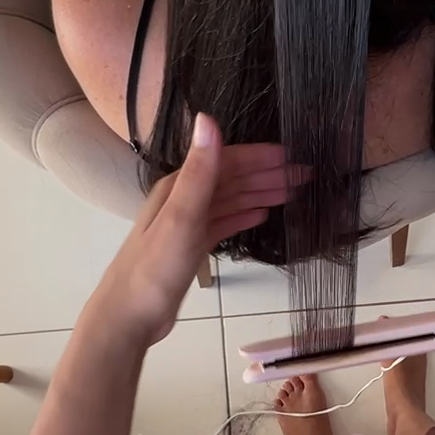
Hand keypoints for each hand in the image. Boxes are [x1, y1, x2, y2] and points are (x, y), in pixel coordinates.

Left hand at [82, 114, 291, 347]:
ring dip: (260, 193)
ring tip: (292, 193)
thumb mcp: (182, 216)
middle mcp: (184, 199)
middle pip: (232, 178)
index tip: (294, 156)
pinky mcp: (191, 246)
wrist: (130, 316)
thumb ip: (199, 171)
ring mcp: (187, 223)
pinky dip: (243, 216)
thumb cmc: (155, 269)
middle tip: (305, 175)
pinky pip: (223, 223)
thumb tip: (208, 119)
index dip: (261, 157)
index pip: (227, 160)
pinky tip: (262, 216)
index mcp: (181, 186)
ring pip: (230, 200)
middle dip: (267, 174)